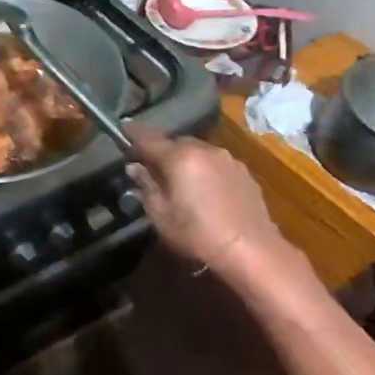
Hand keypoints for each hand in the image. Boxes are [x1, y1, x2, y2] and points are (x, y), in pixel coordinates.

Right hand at [126, 128, 283, 274]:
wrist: (250, 248)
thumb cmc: (197, 233)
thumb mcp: (160, 214)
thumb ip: (146, 186)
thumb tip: (135, 168)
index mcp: (180, 157)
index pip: (149, 138)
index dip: (133, 133)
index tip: (123, 127)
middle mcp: (205, 150)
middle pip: (176, 142)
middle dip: (162, 150)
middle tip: (150, 166)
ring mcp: (228, 159)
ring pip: (198, 152)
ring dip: (185, 160)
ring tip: (178, 179)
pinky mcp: (244, 172)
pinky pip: (215, 163)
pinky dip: (204, 169)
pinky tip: (204, 190)